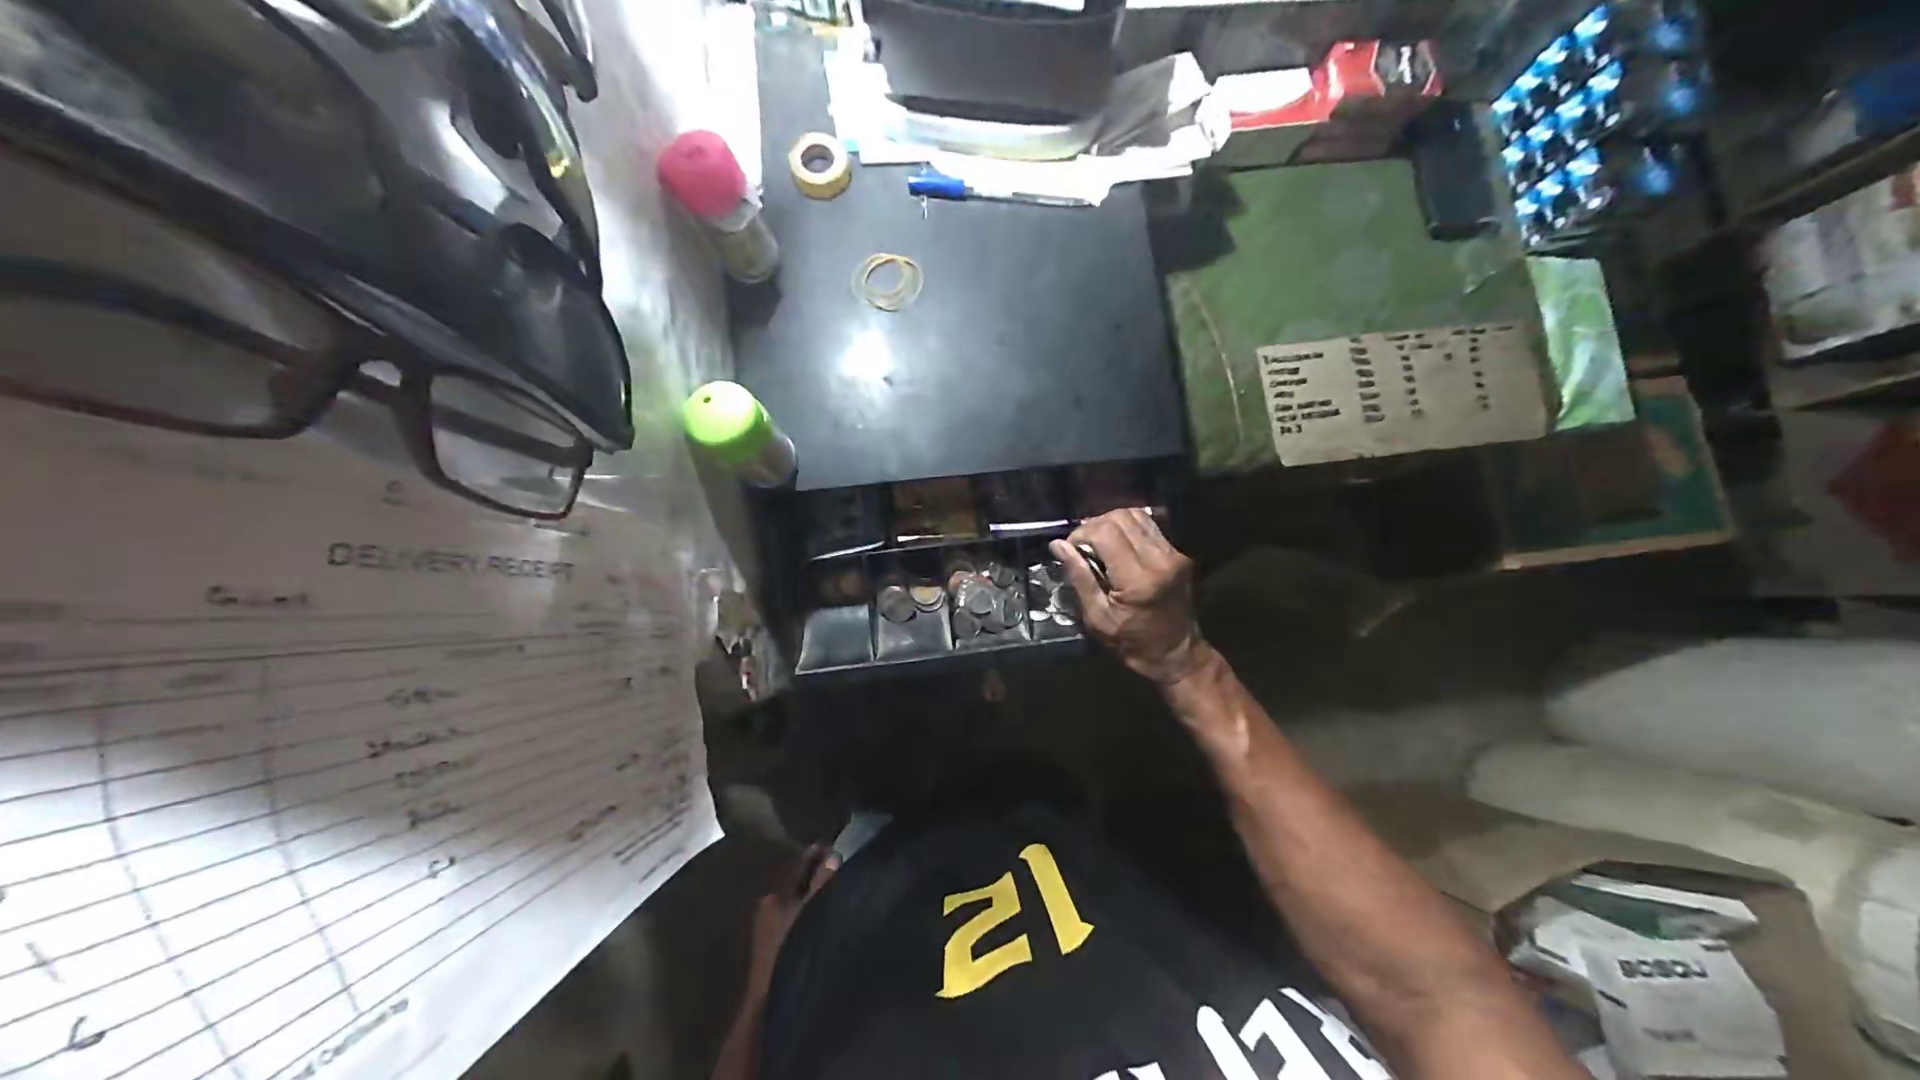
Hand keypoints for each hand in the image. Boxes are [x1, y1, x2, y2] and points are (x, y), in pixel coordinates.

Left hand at [743, 844, 838, 1003]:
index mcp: (774, 896)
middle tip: (838, 863)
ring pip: (796, 900)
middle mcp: (768, 907)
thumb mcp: (810, 912)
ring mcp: (769, 928)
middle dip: (815, 874)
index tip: (831, 843)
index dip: (815, 854)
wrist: (769, 1002)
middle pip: (796, 883)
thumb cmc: (790, 950)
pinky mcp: (774, 946)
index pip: (798, 866)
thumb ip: (821, 884)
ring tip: (835, 887)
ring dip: (813, 893)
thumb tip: (833, 856)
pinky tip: (823, 913)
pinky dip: (809, 909)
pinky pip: (795, 916)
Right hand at [1051, 509, 1209, 686]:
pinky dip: (1128, 528)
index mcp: (1138, 579)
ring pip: (1136, 515)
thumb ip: (1079, 577)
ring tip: (1099, 544)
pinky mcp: (1178, 553)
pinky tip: (1117, 545)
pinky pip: (1148, 525)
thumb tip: (1058, 545)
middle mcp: (1160, 559)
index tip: (1071, 550)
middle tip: (1083, 547)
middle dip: (1094, 526)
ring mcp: (1173, 554)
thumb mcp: (1097, 617)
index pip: (1105, 532)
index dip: (1081, 534)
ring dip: (1111, 524)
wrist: (1175, 653)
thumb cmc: (1131, 643)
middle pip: (1120, 518)